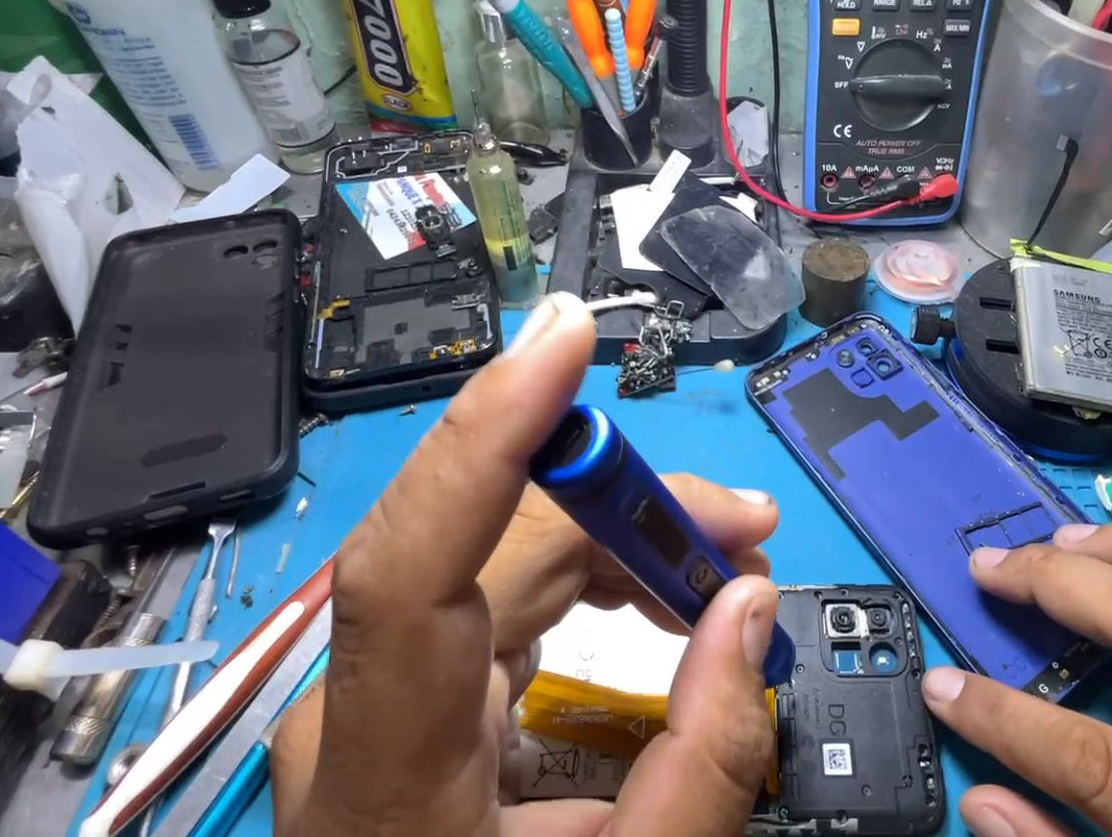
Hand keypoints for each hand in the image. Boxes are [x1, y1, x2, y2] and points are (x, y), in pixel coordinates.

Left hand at [271, 461, 776, 822]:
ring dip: (625, 539)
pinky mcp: (415, 675)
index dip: (488, 432)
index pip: (412, 559)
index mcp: (388, 772)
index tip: (566, 338)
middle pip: (500, 540)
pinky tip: (658, 590)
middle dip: (633, 511)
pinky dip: (595, 574)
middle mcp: (365, 697)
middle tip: (746, 529)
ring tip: (722, 564)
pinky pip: (508, 586)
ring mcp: (381, 679)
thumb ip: (706, 760)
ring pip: (510, 549)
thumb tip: (747, 605)